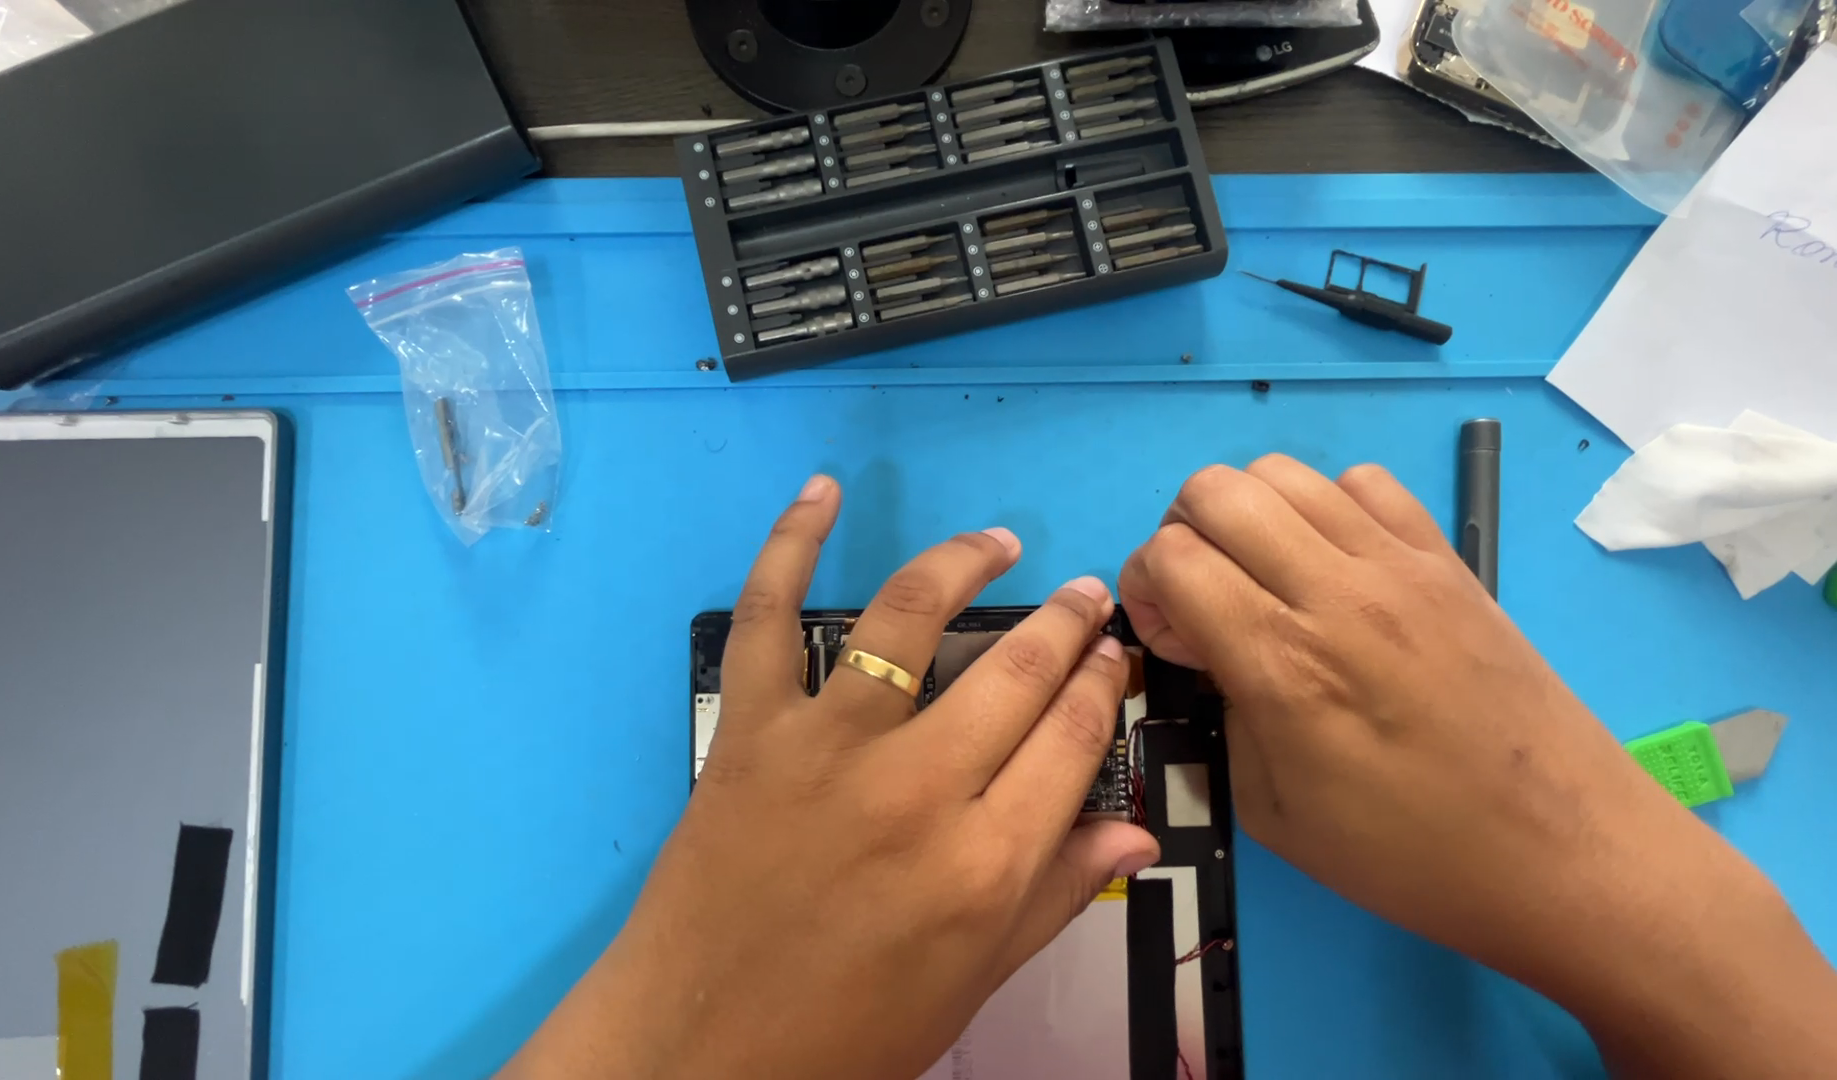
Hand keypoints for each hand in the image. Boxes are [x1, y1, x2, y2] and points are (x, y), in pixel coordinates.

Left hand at [508, 475, 1157, 1079]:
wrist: (698, 1048)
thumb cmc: (849, 1030)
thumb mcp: (972, 981)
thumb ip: (1056, 894)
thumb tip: (1138, 834)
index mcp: (985, 861)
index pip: (1076, 739)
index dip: (1106, 684)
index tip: (1115, 652)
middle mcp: (917, 787)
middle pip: (1018, 671)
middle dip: (1066, 622)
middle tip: (1084, 593)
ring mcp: (827, 744)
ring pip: (909, 619)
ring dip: (963, 563)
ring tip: (997, 540)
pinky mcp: (752, 726)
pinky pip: (770, 616)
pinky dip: (789, 545)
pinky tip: (821, 492)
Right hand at [1119, 456, 1836, 1076]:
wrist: (1573, 861)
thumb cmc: (1405, 852)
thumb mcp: (1268, 805)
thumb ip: (1220, 702)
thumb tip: (1203, 641)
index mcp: (1282, 661)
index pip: (1171, 556)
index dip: (1140, 583)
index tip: (1163, 632)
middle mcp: (1335, 592)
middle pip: (1215, 490)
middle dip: (1178, 533)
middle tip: (1197, 594)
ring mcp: (1399, 566)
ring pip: (1280, 472)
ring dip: (1242, 513)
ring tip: (1258, 571)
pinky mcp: (1448, 561)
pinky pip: (1362, 482)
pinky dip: (1323, 506)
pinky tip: (1332, 563)